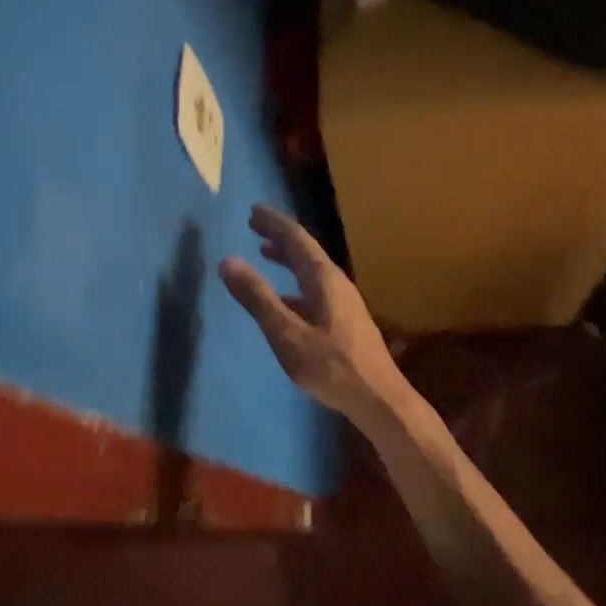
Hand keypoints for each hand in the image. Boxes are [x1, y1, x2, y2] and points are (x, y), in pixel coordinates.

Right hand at [219, 204, 404, 416]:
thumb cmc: (330, 365)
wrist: (377, 396)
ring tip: (266, 252)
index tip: (254, 209)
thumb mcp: (286, 334)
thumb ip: (258, 298)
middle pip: (306, 250)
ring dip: (289, 258)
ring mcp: (344, 301)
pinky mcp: (346, 319)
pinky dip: (296, 284)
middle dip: (280, 235)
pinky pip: (316, 289)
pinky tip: (285, 300)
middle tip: (255, 224)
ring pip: (312, 270)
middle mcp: (337, 282)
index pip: (297, 239)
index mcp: (323, 279)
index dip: (275, 222)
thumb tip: (228, 261)